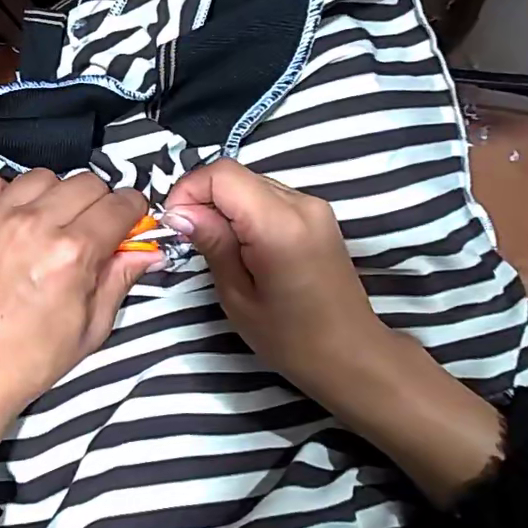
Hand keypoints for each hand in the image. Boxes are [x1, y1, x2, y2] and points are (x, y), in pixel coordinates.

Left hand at [0, 170, 160, 504]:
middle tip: (92, 228)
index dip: (133, 211)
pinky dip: (7, 194)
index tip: (130, 219)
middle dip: (99, 203)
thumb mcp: (93, 325)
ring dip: (54, 197)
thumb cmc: (34, 357)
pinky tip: (12, 220)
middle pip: (87, 182)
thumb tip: (149, 248)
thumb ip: (122, 276)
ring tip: (49, 226)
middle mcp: (33, 227)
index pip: (120, 205)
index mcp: (71, 254)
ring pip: (44, 176)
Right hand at [163, 159, 504, 505]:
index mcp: (281, 225)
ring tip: (214, 242)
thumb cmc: (291, 338)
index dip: (189, 190)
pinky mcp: (317, 213)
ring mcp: (314, 205)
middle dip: (203, 197)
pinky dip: (245, 209)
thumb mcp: (238, 297)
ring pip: (251, 182)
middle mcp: (302, 203)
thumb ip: (212, 243)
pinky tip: (241, 242)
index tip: (175, 223)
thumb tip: (179, 211)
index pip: (222, 174)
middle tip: (188, 235)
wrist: (352, 353)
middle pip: (236, 174)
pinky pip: (269, 195)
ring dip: (223, 203)